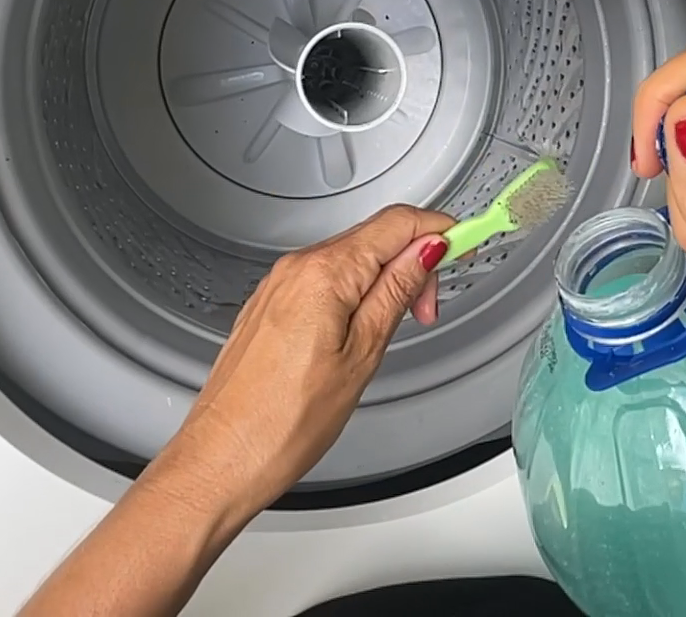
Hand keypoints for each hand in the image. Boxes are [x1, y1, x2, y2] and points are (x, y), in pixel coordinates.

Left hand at [152, 206, 453, 512]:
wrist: (218, 461)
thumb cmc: (282, 423)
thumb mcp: (362, 354)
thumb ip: (397, 292)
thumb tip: (427, 250)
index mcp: (325, 273)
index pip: (398, 223)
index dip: (439, 229)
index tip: (466, 242)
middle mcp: (298, 266)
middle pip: (377, 235)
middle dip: (416, 260)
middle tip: (431, 307)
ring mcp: (281, 282)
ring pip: (354, 254)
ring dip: (388, 276)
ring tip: (399, 323)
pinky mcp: (273, 300)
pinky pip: (328, 274)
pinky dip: (358, 287)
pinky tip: (365, 323)